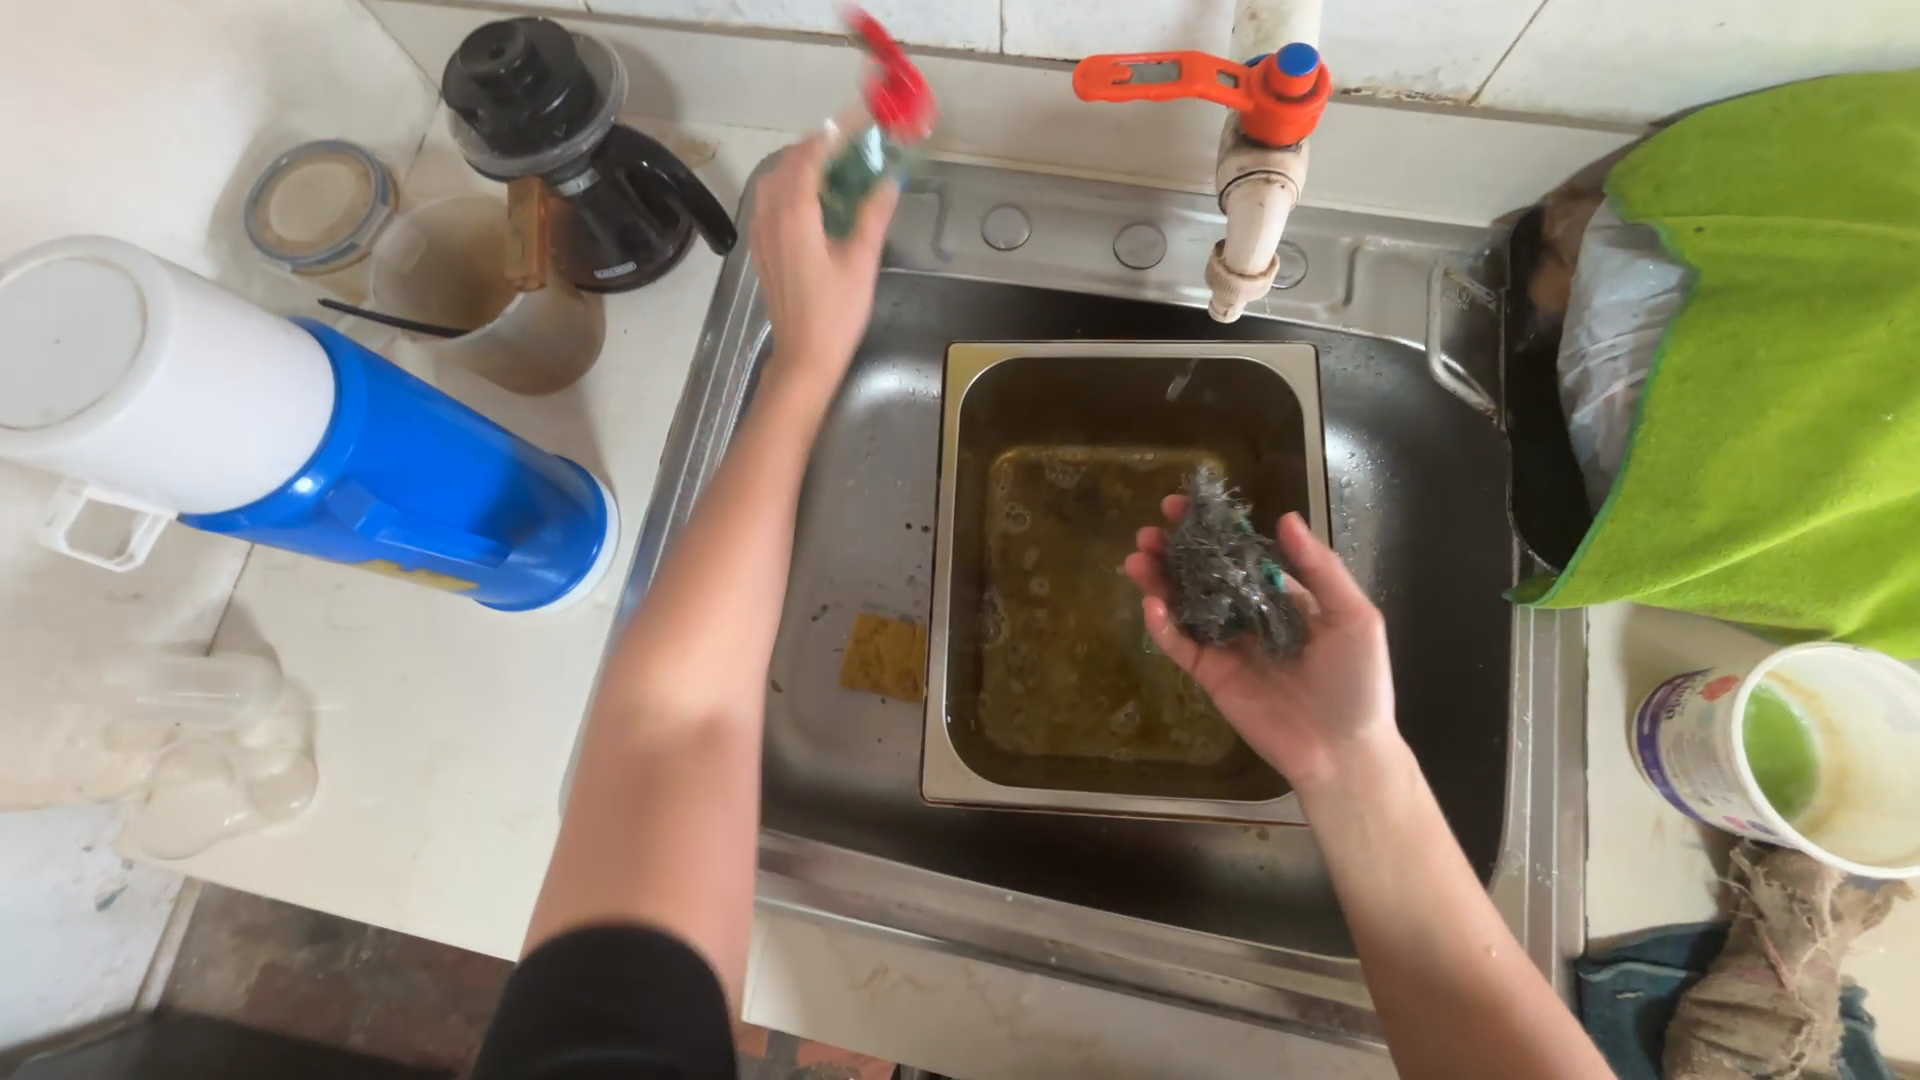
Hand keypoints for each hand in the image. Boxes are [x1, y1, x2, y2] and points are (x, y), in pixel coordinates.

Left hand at [748, 134, 898, 379]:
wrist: (804, 357)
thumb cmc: (836, 315)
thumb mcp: (861, 264)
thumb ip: (872, 216)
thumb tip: (888, 182)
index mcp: (795, 214)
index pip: (811, 155)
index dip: (835, 135)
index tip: (860, 124)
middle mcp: (770, 215)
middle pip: (789, 163)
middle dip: (819, 147)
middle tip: (852, 146)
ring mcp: (761, 232)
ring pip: (775, 181)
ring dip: (802, 167)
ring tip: (835, 170)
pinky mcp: (761, 249)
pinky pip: (770, 203)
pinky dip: (790, 189)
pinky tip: (814, 203)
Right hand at [1123, 500, 1398, 792]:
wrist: (1343, 751)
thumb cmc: (1358, 682)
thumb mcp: (1354, 617)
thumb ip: (1320, 569)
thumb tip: (1285, 518)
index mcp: (1282, 596)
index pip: (1240, 553)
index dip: (1213, 528)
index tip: (1184, 506)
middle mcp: (1248, 614)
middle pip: (1203, 575)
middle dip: (1175, 551)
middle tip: (1149, 532)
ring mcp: (1226, 645)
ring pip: (1184, 605)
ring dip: (1159, 581)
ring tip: (1137, 558)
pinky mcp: (1209, 674)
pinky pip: (1179, 645)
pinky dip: (1162, 625)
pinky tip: (1152, 603)